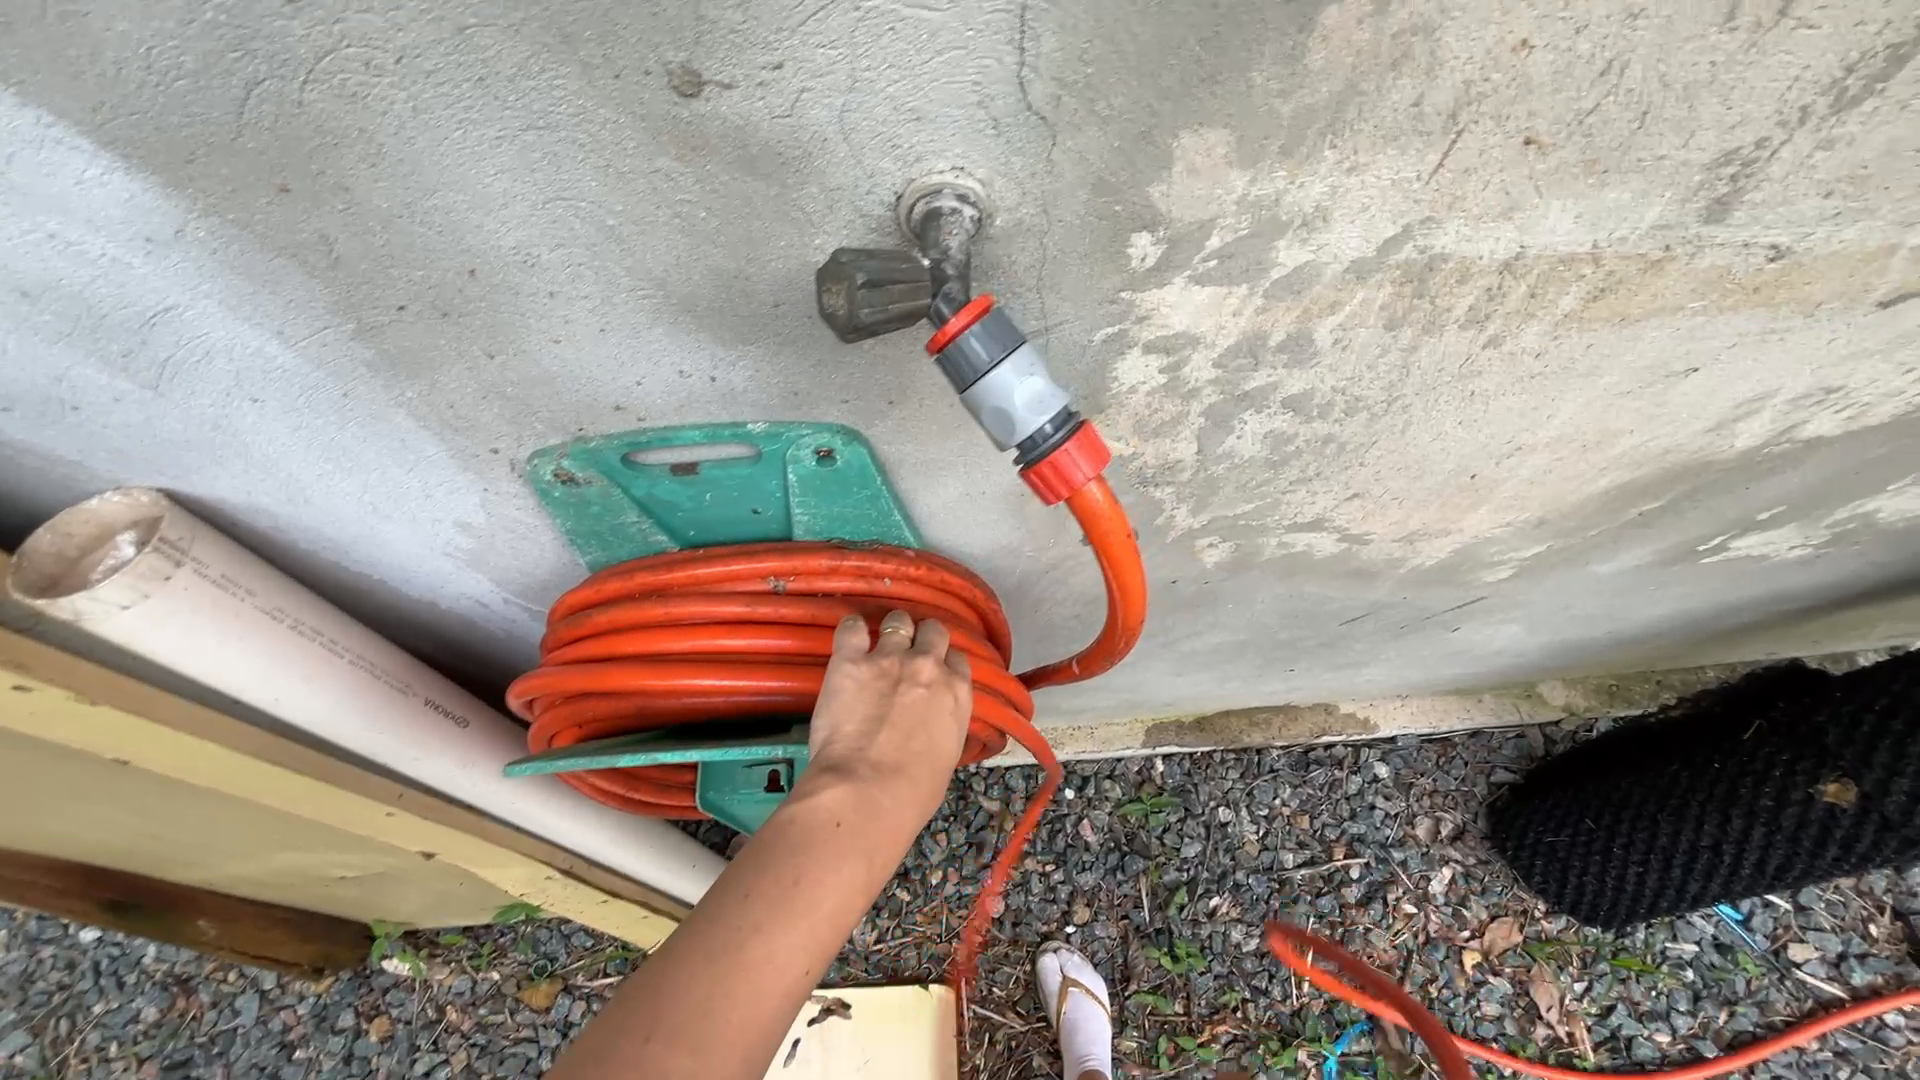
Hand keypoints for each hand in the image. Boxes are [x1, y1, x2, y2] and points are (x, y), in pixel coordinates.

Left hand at [797, 609, 972, 828]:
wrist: (867, 789)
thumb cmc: (913, 791)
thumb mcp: (947, 757)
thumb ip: (943, 727)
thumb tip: (931, 728)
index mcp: (956, 692)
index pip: (957, 660)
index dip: (944, 663)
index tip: (934, 672)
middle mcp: (927, 666)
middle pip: (933, 631)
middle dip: (923, 638)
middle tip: (909, 653)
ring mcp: (888, 658)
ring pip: (897, 621)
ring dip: (892, 628)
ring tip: (880, 640)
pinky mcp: (850, 661)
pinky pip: (852, 628)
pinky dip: (852, 628)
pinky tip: (851, 635)